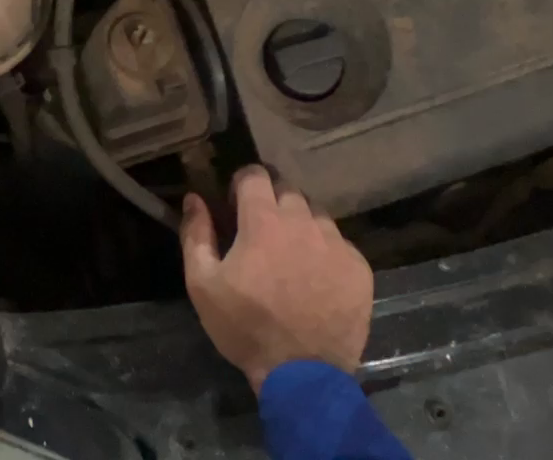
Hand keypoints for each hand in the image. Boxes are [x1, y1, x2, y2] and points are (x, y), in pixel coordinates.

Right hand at [179, 166, 373, 392]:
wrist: (302, 377)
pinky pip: (340, 244)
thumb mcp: (203, 285)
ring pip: (316, 215)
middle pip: (287, 190)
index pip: (255, 175)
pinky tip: (316, 277)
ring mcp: (335, 243)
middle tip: (262, 230)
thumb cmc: (246, 328)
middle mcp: (303, 222)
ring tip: (291, 254)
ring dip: (300, 224)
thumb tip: (193, 198)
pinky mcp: (359, 267)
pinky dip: (325, 251)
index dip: (242, 183)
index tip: (236, 204)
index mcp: (263, 221)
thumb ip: (196, 235)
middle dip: (271, 201)